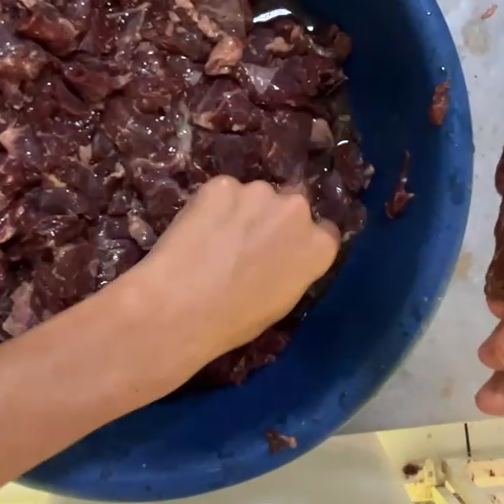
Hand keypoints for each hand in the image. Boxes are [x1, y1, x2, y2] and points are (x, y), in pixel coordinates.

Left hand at [110, 177, 340, 366]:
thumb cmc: (234, 320)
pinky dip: (213, 205)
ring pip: (255, 195)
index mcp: (319, 246)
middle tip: (248, 241)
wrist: (180, 306)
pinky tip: (197, 229)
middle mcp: (296, 210)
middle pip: (291, 204)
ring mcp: (258, 191)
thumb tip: (284, 254)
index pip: (323, 230)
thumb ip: (294, 266)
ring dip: (242, 209)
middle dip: (274, 217)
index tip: (283, 250)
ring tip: (216, 237)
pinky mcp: (222, 183)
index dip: (301, 239)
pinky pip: (223, 191)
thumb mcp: (282, 300)